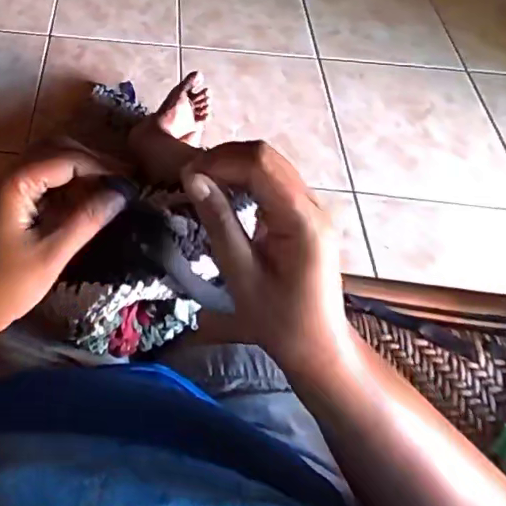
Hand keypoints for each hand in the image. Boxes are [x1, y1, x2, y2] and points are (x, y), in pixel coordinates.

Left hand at [0, 146, 127, 335]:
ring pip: (47, 161)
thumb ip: (87, 220)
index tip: (129, 181)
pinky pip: (40, 179)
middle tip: (120, 179)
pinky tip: (82, 202)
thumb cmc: (1, 288)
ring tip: (106, 189)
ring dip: (77, 170)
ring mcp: (5, 188)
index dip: (101, 166)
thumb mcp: (51, 255)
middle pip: (56, 148)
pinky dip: (64, 184)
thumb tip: (121, 193)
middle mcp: (9, 175)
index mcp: (17, 182)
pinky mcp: (6, 204)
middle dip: (90, 160)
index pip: (68, 158)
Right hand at [183, 141, 359, 381]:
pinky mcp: (305, 212)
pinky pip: (273, 179)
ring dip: (233, 165)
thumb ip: (219, 222)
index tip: (186, 176)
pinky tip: (225, 193)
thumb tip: (193, 179)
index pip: (259, 164)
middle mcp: (312, 203)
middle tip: (191, 179)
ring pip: (270, 162)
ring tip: (202, 184)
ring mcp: (312, 206)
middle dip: (224, 158)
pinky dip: (245, 177)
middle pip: (265, 156)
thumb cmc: (280, 321)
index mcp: (301, 219)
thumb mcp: (241, 276)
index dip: (220, 161)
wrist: (319, 348)